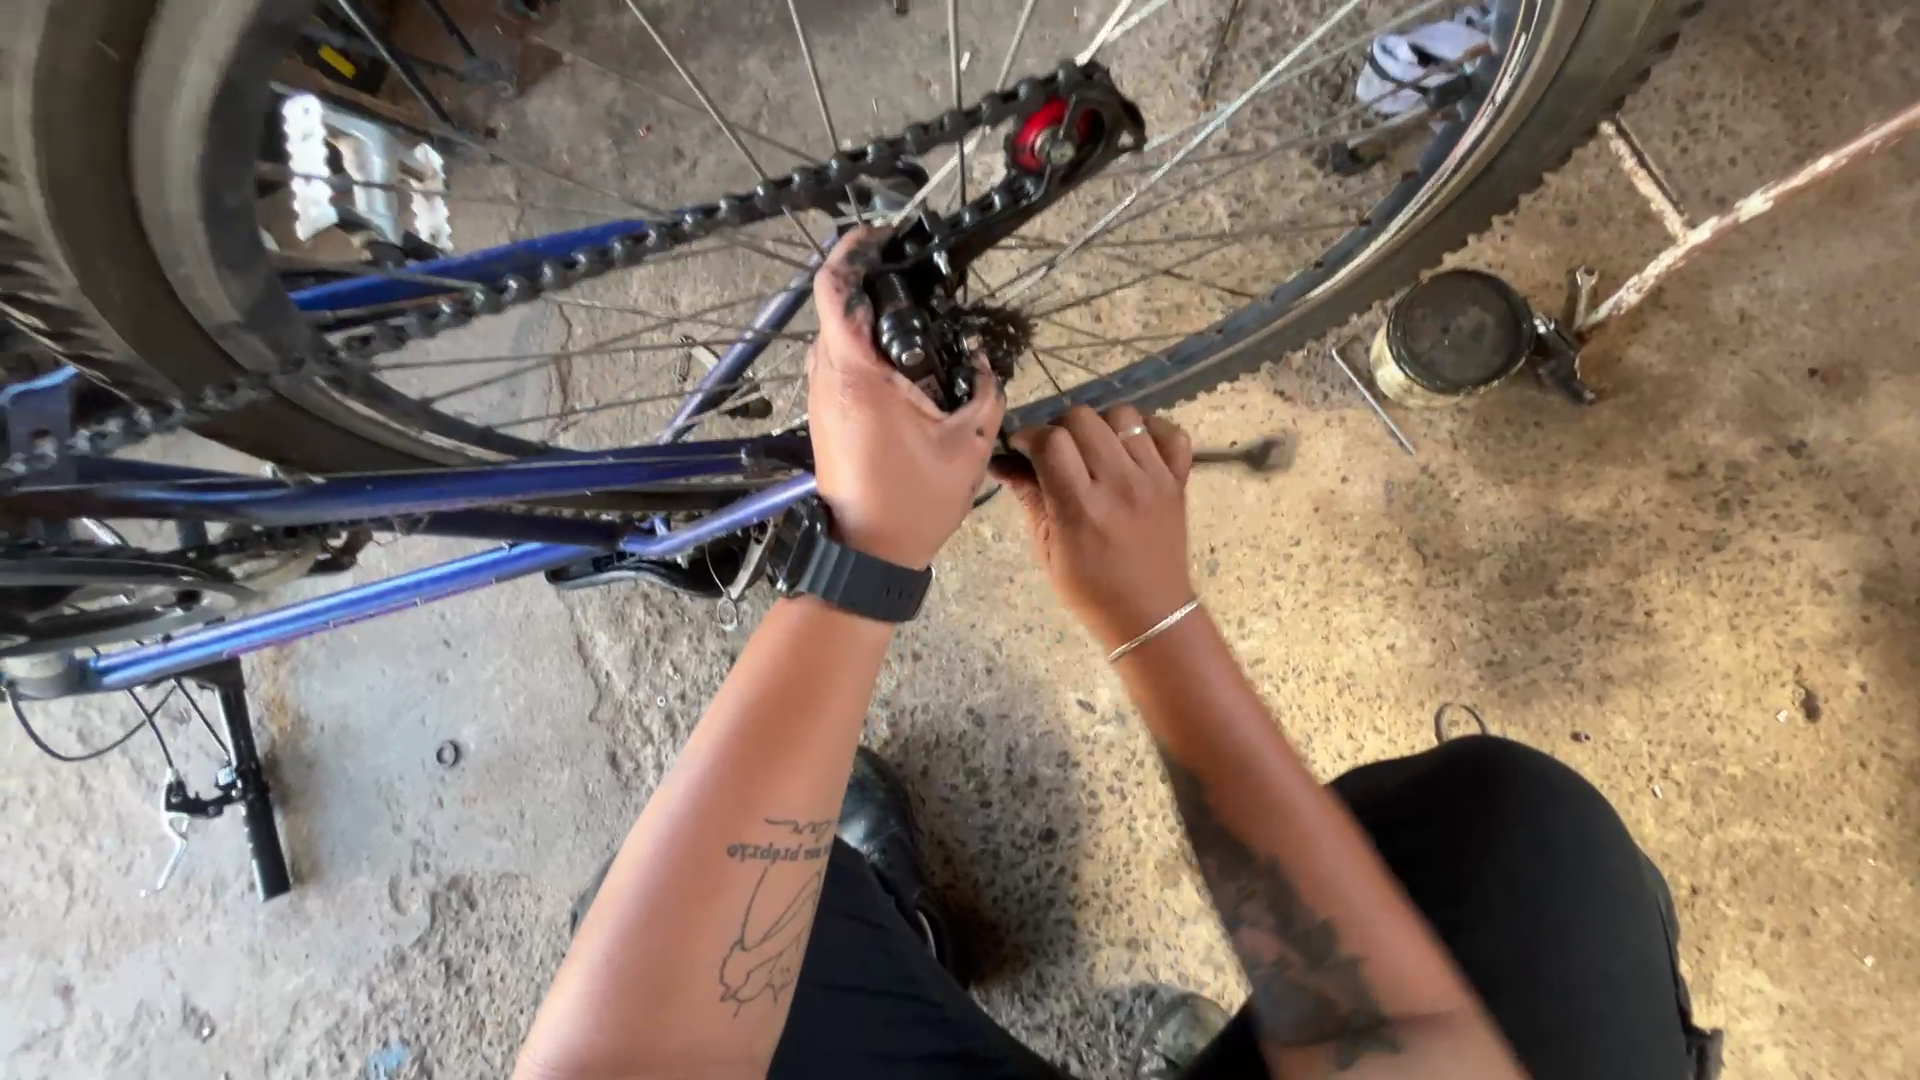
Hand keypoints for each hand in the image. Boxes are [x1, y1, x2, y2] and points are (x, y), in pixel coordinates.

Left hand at [807, 228, 1004, 569]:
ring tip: (915, 321)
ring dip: (870, 320)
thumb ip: (984, 392)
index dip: (855, 248)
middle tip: (916, 279)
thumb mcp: (967, 444)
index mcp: (857, 375)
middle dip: (873, 283)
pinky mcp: (825, 415)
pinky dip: (866, 350)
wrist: (868, 552)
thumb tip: (987, 363)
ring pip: (837, 336)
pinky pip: (840, 364)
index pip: (835, 287)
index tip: (884, 234)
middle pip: (837, 306)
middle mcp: (828, 378)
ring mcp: (821, 398)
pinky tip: (903, 365)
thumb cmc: (912, 503)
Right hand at [994, 405, 1194, 650]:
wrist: (1149, 614)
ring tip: (1092, 450)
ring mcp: (1154, 479)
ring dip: (1099, 426)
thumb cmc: (1089, 589)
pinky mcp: (1179, 480)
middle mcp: (1120, 485)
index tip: (1022, 448)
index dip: (1029, 435)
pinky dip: (1148, 431)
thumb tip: (1002, 461)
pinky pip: (1169, 432)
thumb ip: (1029, 497)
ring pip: (1123, 416)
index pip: (1050, 441)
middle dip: (1058, 427)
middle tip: (1054, 452)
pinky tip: (1130, 449)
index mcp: (1081, 508)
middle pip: (1083, 419)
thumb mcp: (1045, 548)